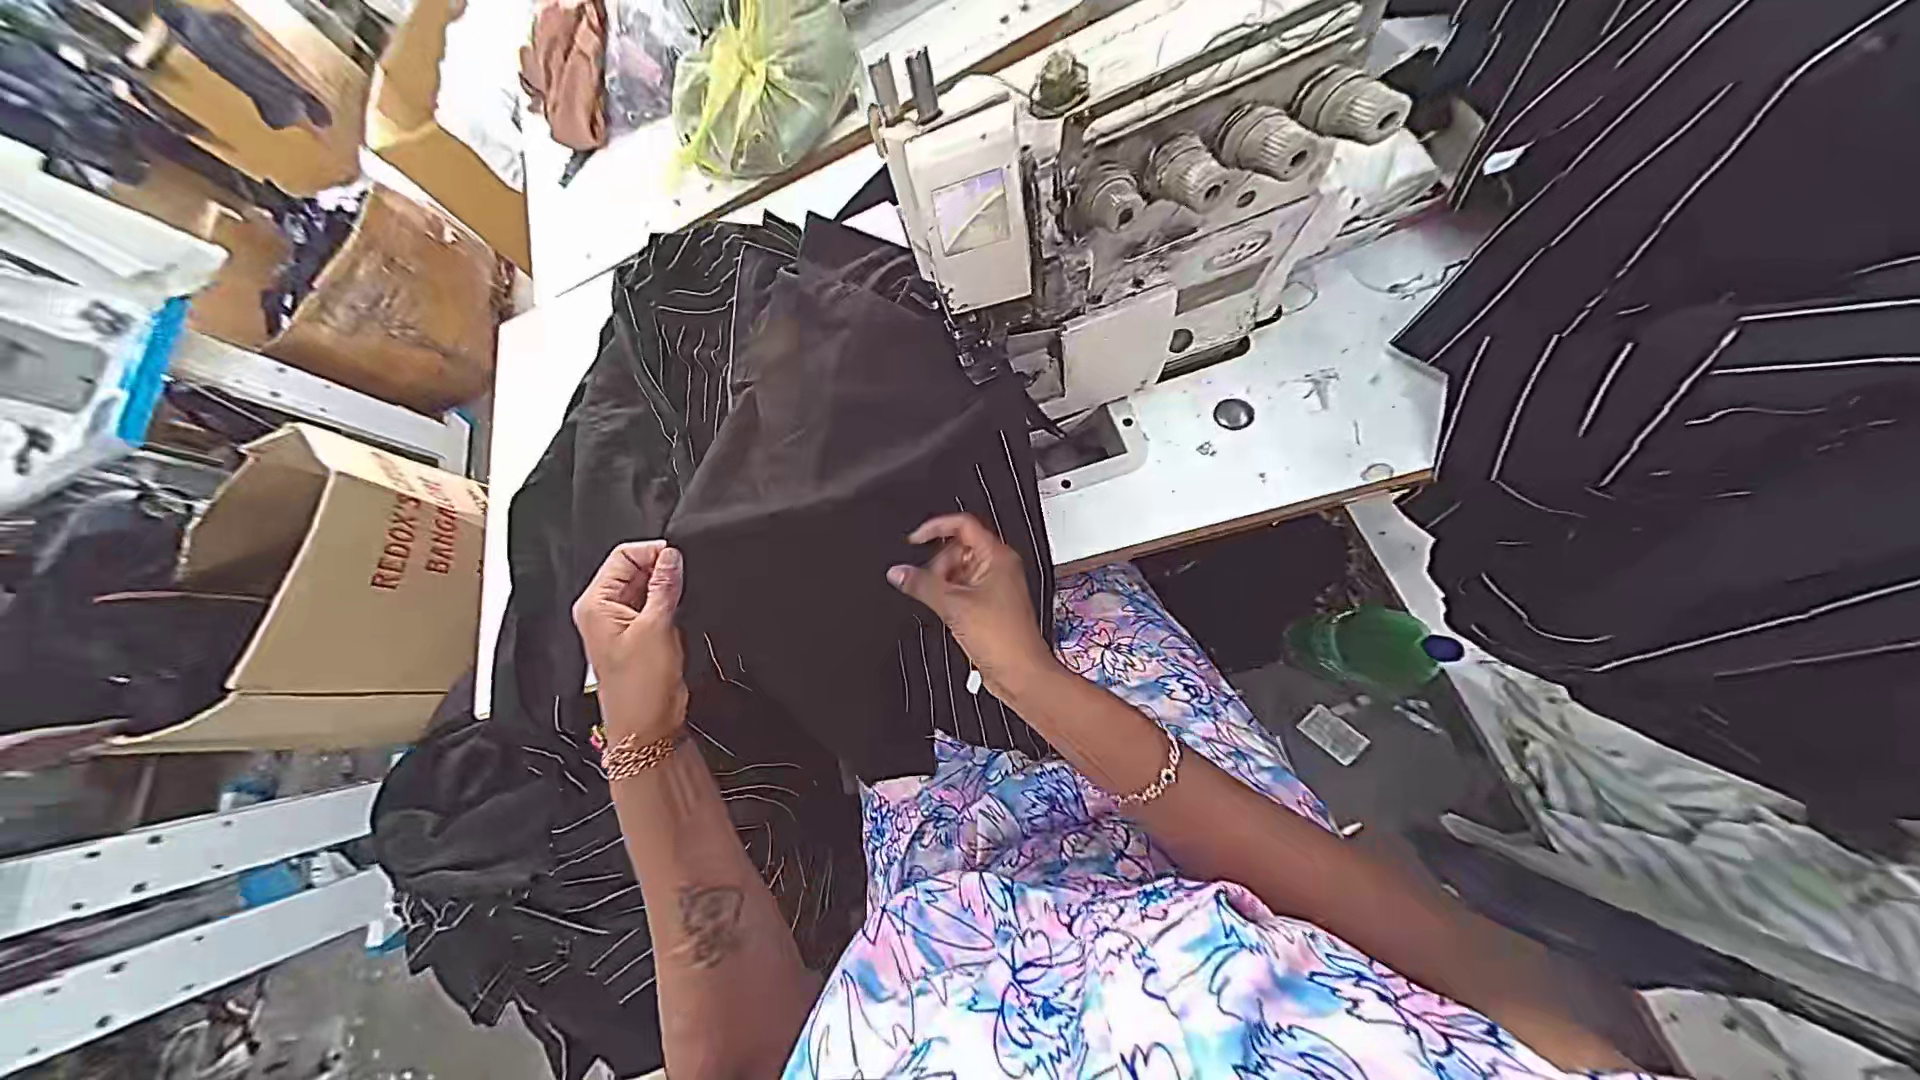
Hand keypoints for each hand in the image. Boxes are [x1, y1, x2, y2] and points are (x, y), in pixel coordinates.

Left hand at [573, 541, 688, 743]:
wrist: (648, 724)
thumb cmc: (639, 687)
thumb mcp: (656, 627)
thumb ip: (665, 586)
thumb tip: (672, 557)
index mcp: (595, 605)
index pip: (622, 556)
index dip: (652, 552)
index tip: (678, 557)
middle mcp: (604, 611)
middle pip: (634, 569)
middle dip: (661, 569)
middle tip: (683, 579)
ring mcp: (622, 622)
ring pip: (647, 586)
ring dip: (667, 587)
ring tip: (681, 600)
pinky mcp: (640, 633)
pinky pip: (655, 604)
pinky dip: (670, 602)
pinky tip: (680, 612)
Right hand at [887, 514, 1059, 699]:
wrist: (1020, 672)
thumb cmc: (1005, 639)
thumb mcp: (953, 606)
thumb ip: (921, 585)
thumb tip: (898, 572)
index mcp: (997, 556)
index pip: (962, 524)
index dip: (935, 527)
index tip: (914, 540)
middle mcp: (999, 568)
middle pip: (958, 549)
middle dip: (937, 564)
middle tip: (927, 582)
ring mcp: (995, 587)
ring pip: (959, 571)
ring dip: (942, 583)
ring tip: (940, 602)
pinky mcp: (989, 606)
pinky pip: (963, 591)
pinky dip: (949, 597)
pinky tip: (946, 613)